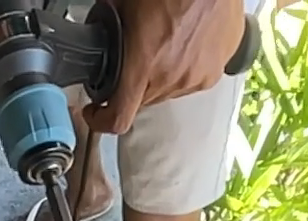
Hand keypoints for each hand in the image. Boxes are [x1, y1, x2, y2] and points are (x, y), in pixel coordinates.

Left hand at [86, 0, 243, 134]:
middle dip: (132, 86)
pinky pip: (190, 82)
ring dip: (159, 77)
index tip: (94, 112)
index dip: (100, 120)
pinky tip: (183, 44)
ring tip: (163, 45)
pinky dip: (182, 69)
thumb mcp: (127, 0)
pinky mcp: (212, 73)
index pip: (118, 118)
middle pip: (141, 101)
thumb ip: (107, 21)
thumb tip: (95, 30)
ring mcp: (194, 79)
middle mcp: (169, 79)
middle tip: (134, 58)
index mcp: (144, 65)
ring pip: (165, 92)